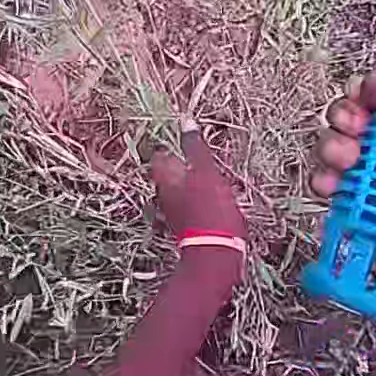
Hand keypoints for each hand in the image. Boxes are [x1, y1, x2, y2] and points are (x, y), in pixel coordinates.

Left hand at [150, 125, 245, 293]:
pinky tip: (212, 199)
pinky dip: (197, 198)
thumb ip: (195, 147)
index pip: (160, 154)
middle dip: (181, 164)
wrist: (215, 254)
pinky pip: (188, 204)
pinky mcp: (185, 225)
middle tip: (200, 158)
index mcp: (165, 178)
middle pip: (167, 172)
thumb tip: (186, 121)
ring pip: (177, 188)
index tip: (185, 142)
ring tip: (210, 178)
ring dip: (190, 182)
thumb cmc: (211, 210)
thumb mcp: (207, 172)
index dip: (171, 146)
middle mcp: (163, 194)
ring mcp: (172, 211)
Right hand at [311, 63, 375, 311]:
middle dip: (353, 117)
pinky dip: (329, 182)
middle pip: (369, 106)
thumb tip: (370, 78)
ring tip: (346, 166)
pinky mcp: (372, 202)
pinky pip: (336, 179)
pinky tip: (333, 191)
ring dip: (337, 151)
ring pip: (346, 141)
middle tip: (356, 132)